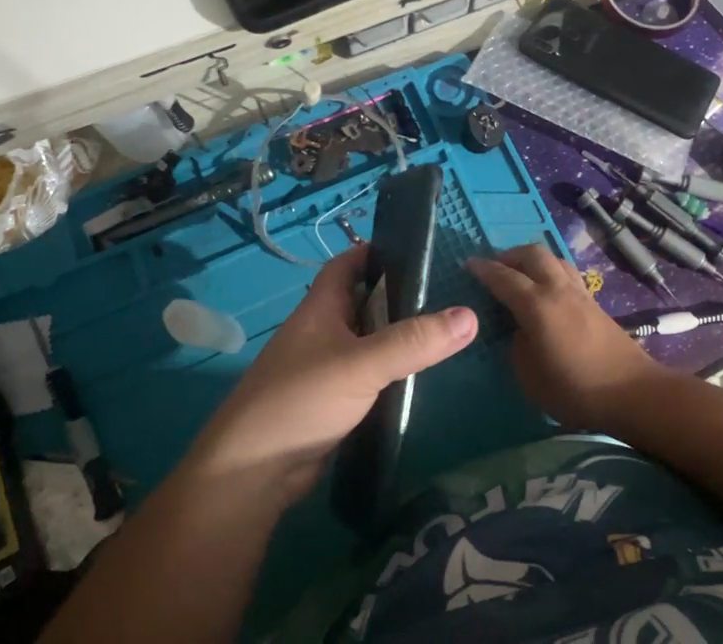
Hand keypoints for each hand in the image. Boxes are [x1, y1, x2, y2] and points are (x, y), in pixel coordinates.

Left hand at [188, 245, 476, 504]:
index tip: (418, 248)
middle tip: (449, 291)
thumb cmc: (299, 401)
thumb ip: (414, 342)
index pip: (347, 265)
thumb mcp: (361, 365)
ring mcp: (324, 370)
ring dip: (398, 337)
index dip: (376, 251)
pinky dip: (391, 373)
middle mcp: (321, 333)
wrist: (251, 474)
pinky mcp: (331, 405)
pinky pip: (367, 377)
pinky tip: (421, 377)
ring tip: (446, 330)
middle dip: (399, 295)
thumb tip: (470, 315)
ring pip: (367, 342)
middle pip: (363, 303)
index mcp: (319, 309)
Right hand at [468, 245, 678, 431]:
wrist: (631, 391)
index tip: (467, 265)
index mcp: (537, 306)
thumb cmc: (575, 389)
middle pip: (532, 254)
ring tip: (519, 274)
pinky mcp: (594, 302)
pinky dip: (549, 271)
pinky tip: (545, 289)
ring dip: (532, 260)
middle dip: (509, 255)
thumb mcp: (530, 378)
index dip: (483, 270)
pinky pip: (566, 272)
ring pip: (553, 258)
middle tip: (493, 268)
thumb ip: (517, 347)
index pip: (503, 278)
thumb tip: (518, 330)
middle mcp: (558, 290)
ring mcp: (580, 293)